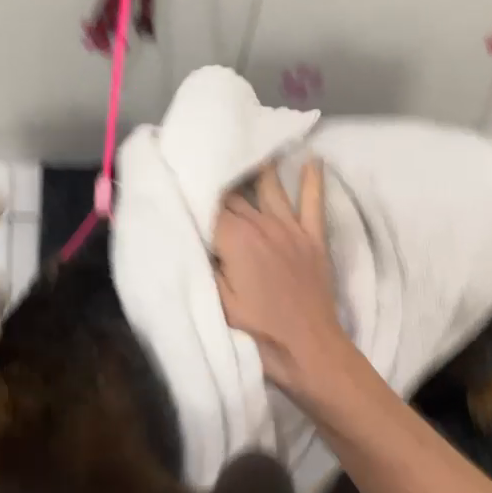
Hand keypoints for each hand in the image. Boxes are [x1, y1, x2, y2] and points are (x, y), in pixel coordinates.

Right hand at [213, 159, 355, 396]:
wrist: (309, 350)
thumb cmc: (258, 332)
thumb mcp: (219, 301)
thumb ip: (205, 265)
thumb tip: (190, 235)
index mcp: (236, 239)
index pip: (208, 205)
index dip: (191, 188)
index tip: (177, 169)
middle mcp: (263, 225)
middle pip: (235, 194)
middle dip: (219, 174)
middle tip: (204, 152)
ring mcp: (291, 230)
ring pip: (271, 189)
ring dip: (259, 166)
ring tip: (249, 143)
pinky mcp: (313, 240)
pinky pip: (314, 204)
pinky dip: (313, 182)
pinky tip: (313, 161)